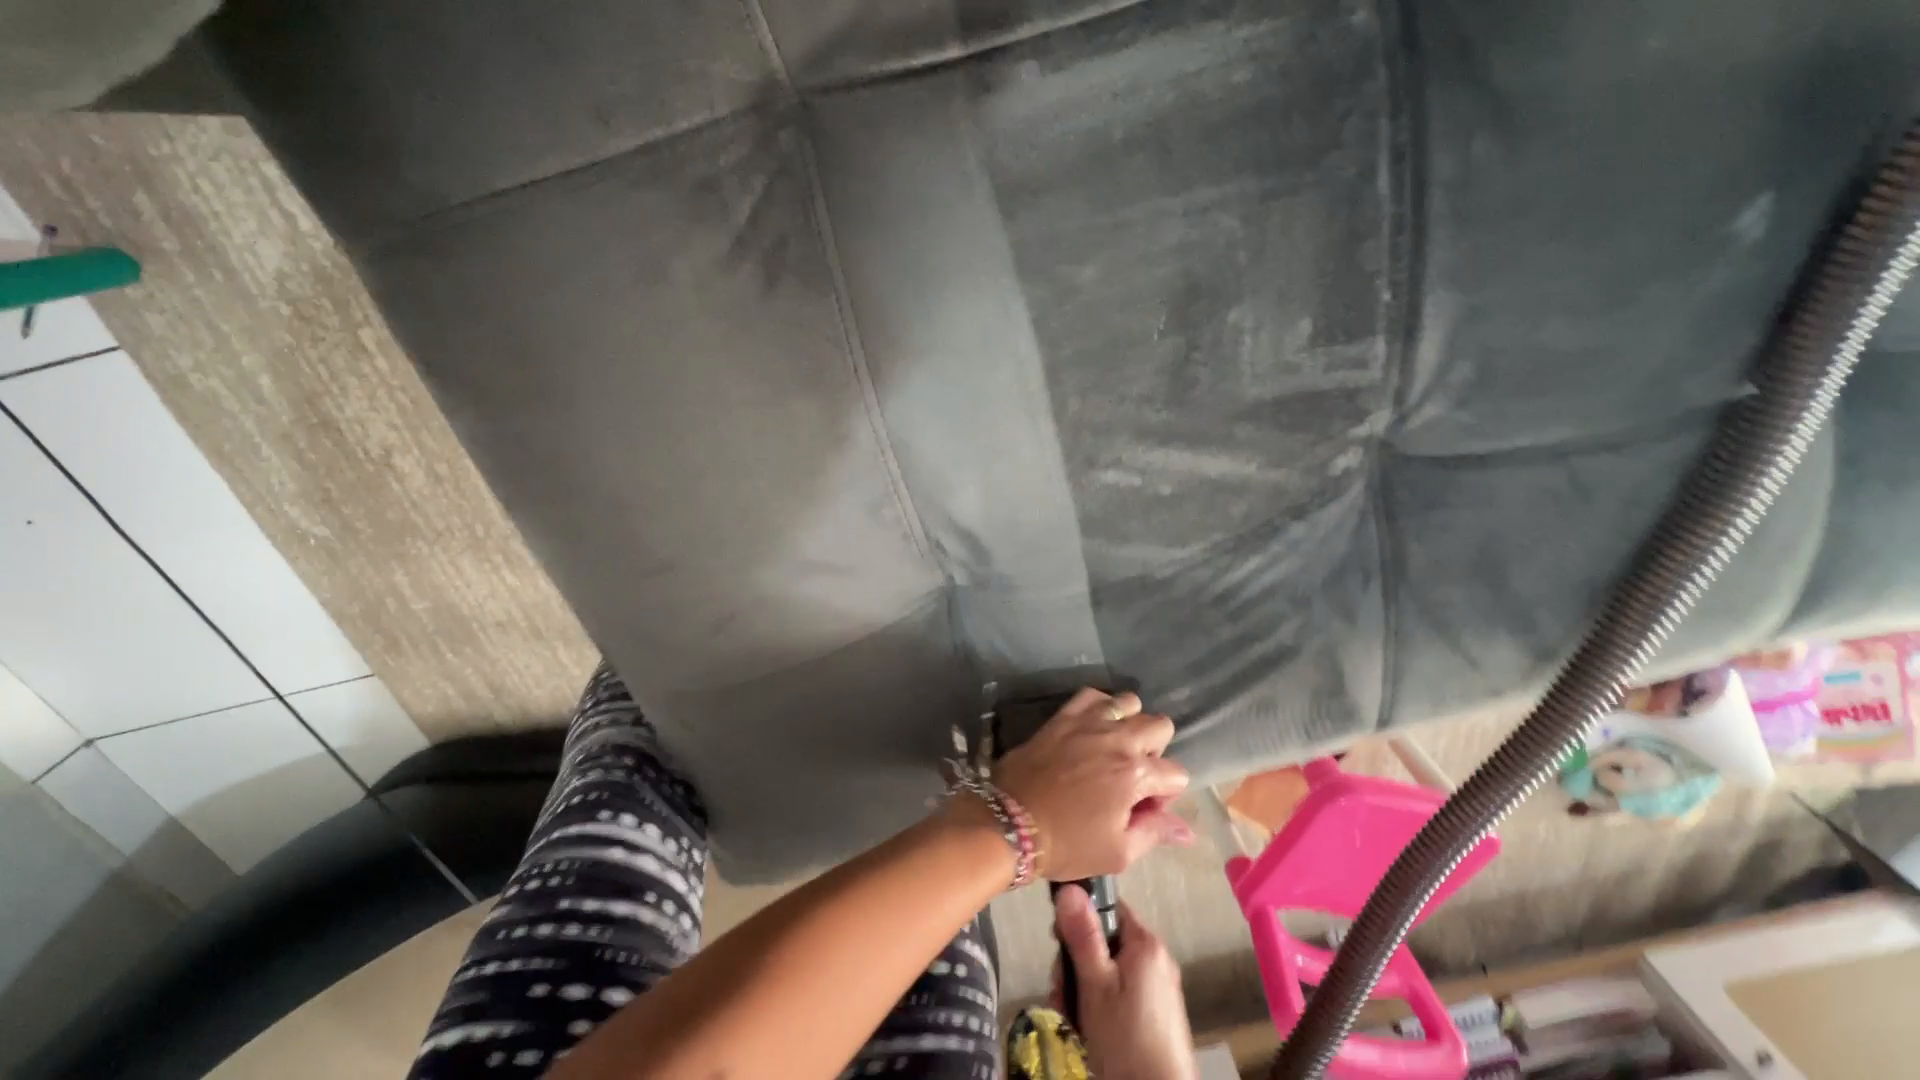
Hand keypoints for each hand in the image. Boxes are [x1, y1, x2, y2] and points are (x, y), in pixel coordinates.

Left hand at [994, 688, 1191, 879]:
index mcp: (1135, 774)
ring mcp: (1088, 723)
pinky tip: (1093, 728)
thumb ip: (1154, 833)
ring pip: (1129, 702)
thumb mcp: (1117, 852)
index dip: (1166, 794)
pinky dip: (1100, 707)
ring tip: (1114, 747)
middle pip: (1160, 725)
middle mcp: (1117, 740)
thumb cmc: (1066, 844)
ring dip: (1130, 722)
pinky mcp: (1062, 718)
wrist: (1008, 824)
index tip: (1145, 808)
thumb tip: (1188, 830)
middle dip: (1156, 750)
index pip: (1176, 774)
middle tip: (1134, 774)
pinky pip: (1091, 695)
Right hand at [1053, 885, 1198, 1079]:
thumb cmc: (1125, 1036)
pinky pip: (1119, 994)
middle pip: (1104, 943)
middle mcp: (1155, 959)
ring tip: (1072, 1016)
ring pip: (1108, 971)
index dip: (1080, 920)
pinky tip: (1086, 1027)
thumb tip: (1069, 888)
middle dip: (1076, 965)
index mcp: (1145, 944)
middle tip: (1062, 991)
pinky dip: (1099, 1005)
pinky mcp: (1155, 1013)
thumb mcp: (1095, 984)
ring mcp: (1156, 988)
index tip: (1059, 943)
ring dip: (1082, 988)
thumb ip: (1083, 936)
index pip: (1108, 908)